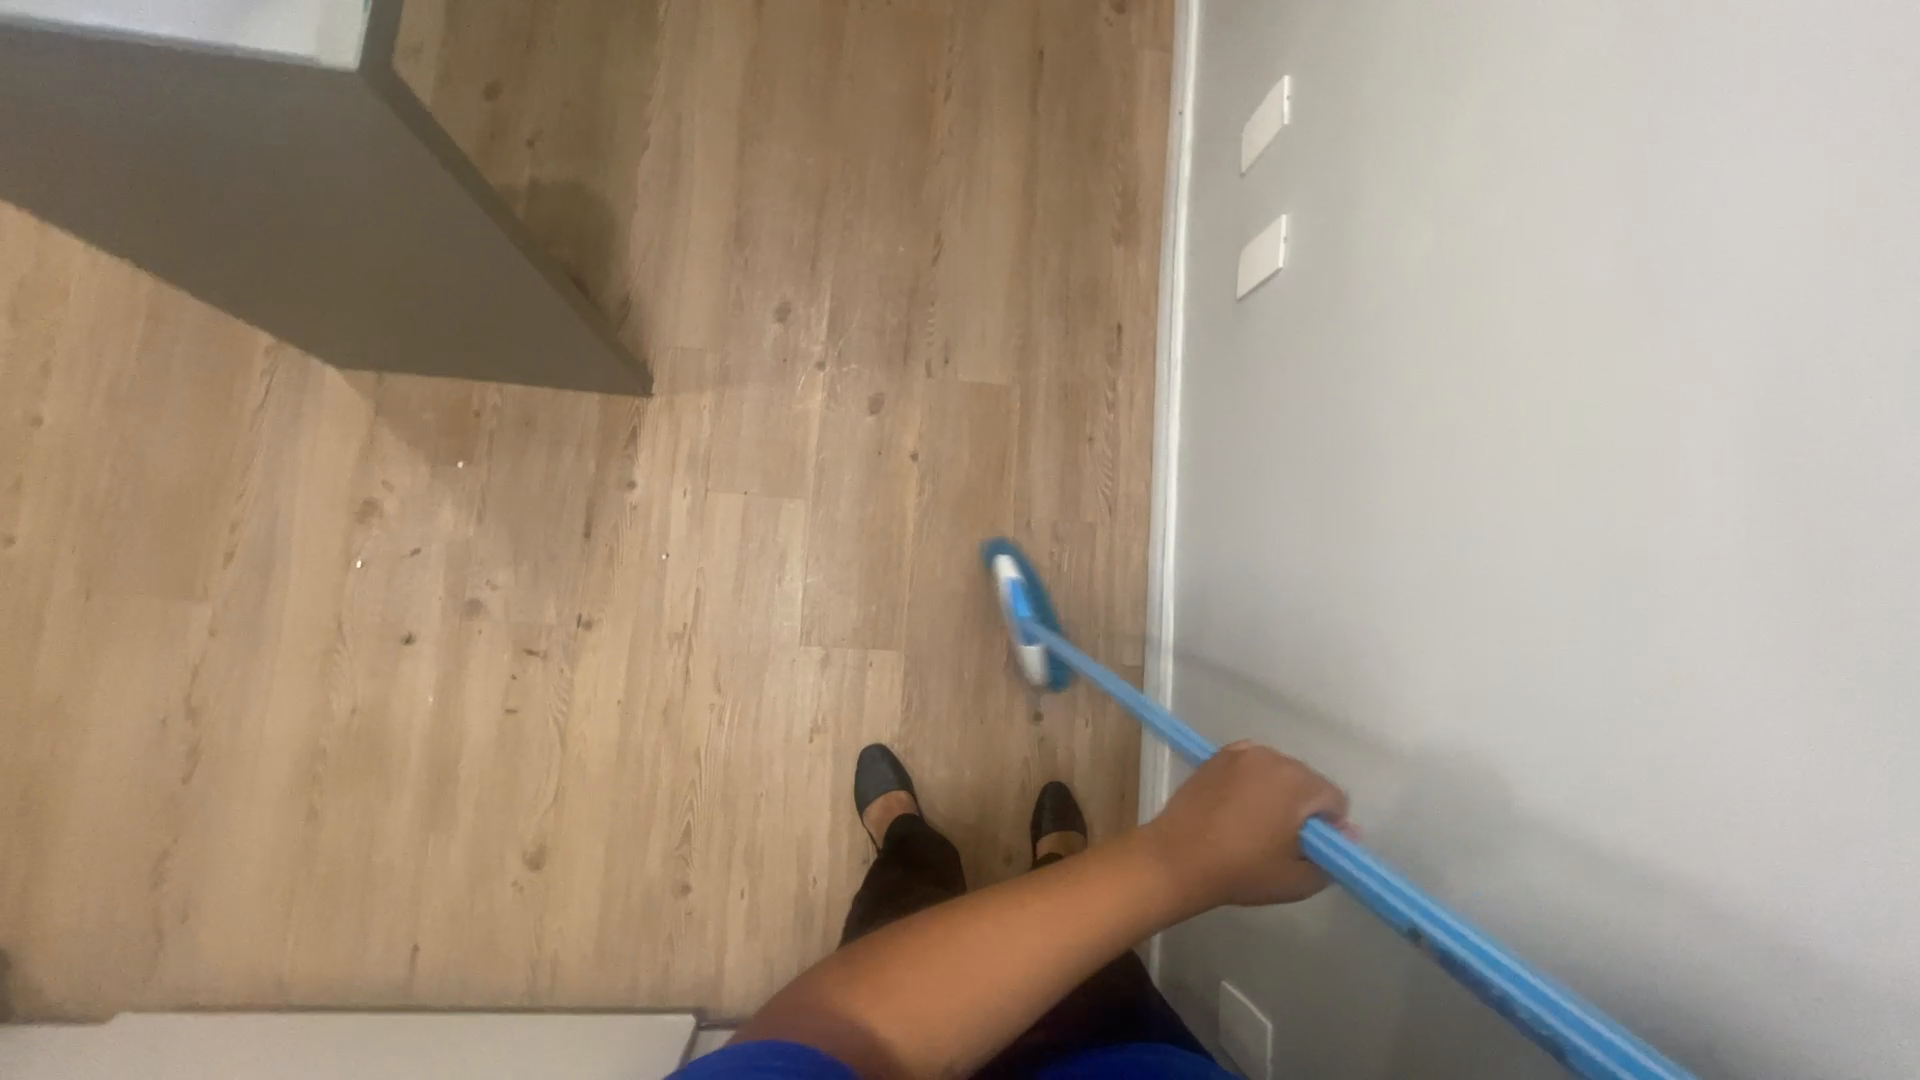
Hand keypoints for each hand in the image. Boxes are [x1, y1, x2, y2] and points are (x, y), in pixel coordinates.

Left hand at [1142, 741, 1348, 910]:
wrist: (1179, 857)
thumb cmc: (1242, 870)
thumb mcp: (1299, 879)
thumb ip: (1332, 858)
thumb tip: (1346, 835)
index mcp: (1297, 783)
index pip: (1334, 799)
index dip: (1330, 827)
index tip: (1311, 848)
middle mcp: (1272, 757)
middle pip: (1307, 780)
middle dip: (1304, 806)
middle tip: (1284, 838)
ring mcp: (1241, 753)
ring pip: (1278, 770)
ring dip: (1279, 791)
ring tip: (1259, 822)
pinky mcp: (1216, 756)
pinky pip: (1251, 764)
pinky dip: (1253, 779)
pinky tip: (1239, 804)